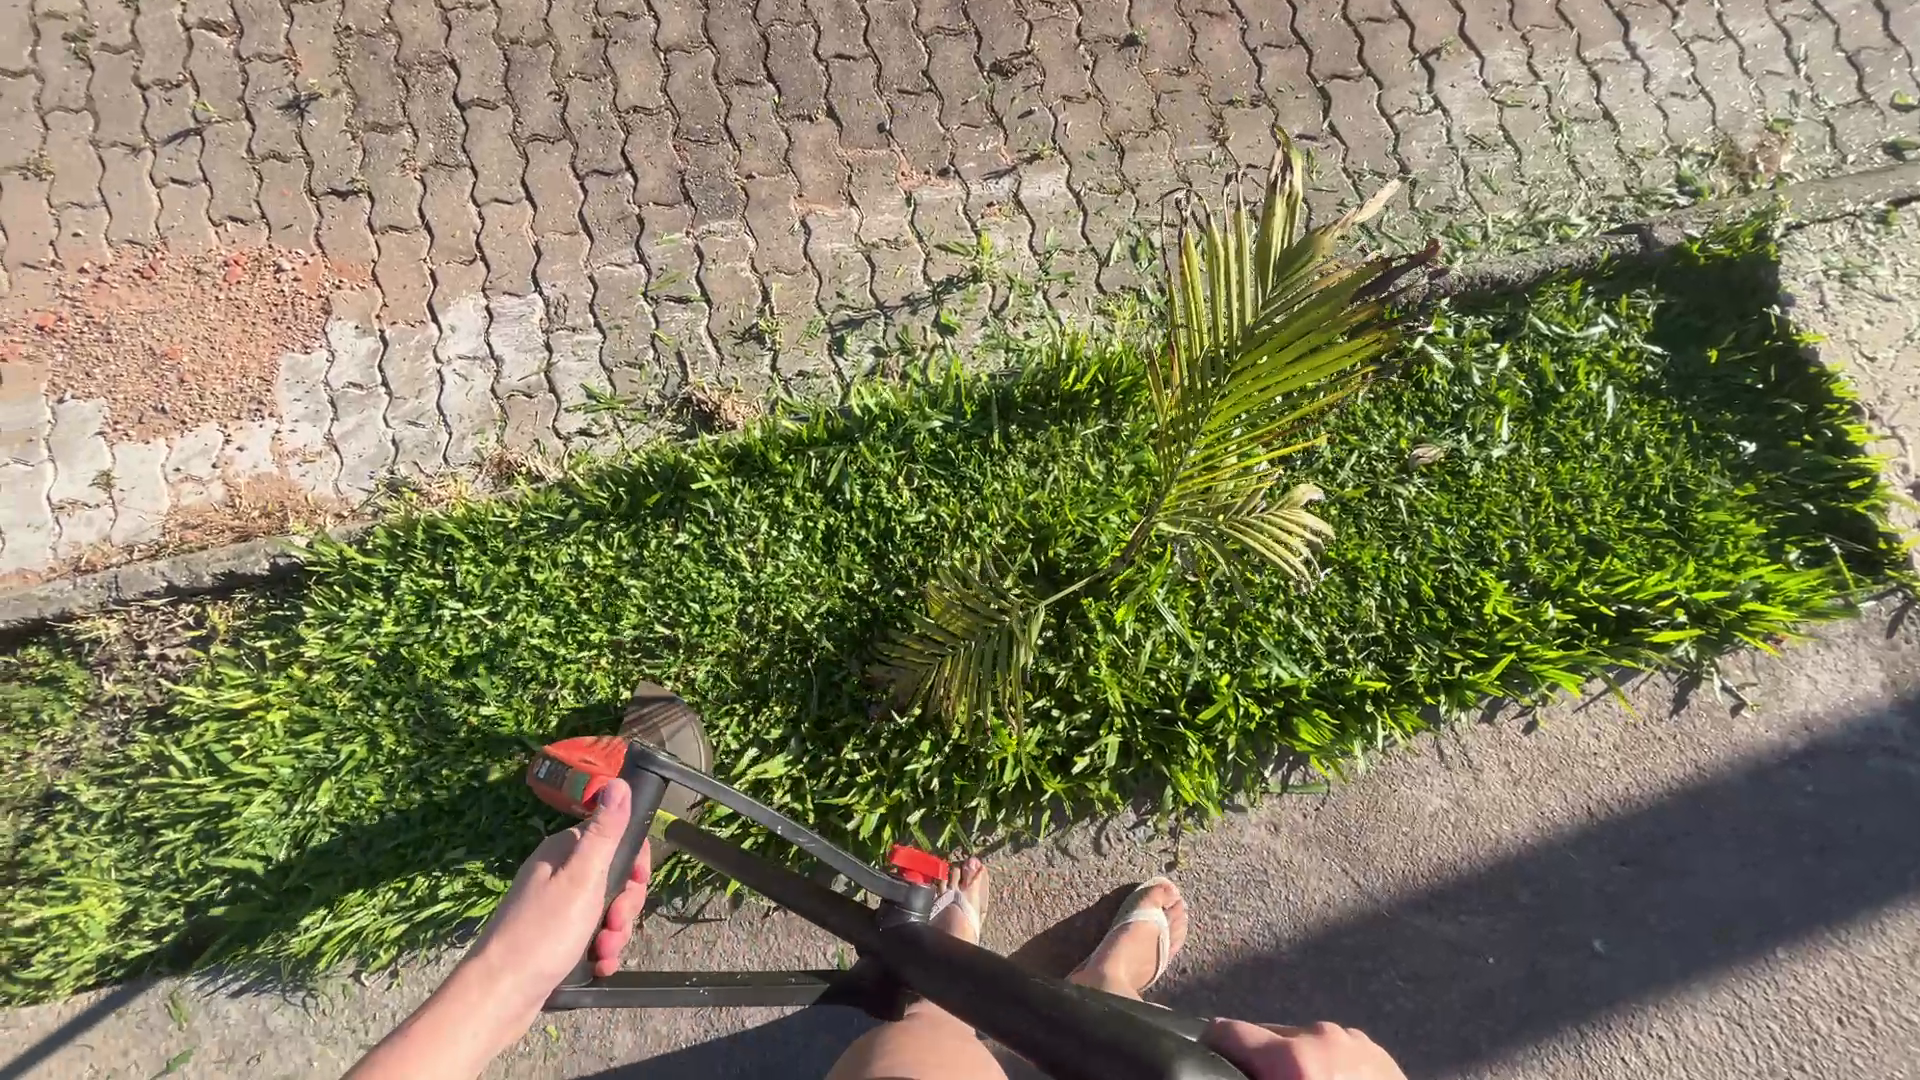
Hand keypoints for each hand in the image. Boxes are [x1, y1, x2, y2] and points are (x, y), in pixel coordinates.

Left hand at [468, 777, 652, 1001]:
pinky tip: (600, 964)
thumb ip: (605, 831)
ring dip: (616, 931)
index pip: (616, 839)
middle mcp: (560, 873)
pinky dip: (601, 948)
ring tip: (605, 951)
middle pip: (615, 877)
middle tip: (616, 923)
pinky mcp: (554, 936)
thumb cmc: (542, 932)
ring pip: (607, 909)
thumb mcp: (583, 877)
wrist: (497, 999)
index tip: (638, 883)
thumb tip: (618, 782)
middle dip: (625, 904)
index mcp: (564, 851)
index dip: (635, 862)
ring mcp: (556, 906)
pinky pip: (592, 933)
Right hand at [1203, 1019, 1407, 1079]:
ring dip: (1292, 1064)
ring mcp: (1349, 1039)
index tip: (1206, 1062)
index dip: (1211, 1047)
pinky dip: (1325, 1067)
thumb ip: (1255, 1078)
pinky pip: (1333, 1049)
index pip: (1226, 1030)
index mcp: (1293, 1061)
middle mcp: (1317, 1037)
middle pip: (1264, 1034)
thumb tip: (1219, 1075)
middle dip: (1258, 1061)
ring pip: (1300, 1041)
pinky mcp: (1374, 1048)